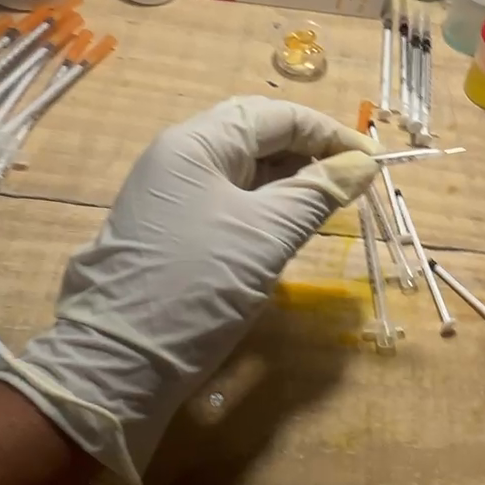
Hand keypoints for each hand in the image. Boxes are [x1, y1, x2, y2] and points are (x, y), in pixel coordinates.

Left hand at [0, 96, 380, 484]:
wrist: (113, 368)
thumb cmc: (195, 286)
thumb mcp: (267, 235)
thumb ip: (318, 192)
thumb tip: (363, 165)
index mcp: (196, 142)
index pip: (276, 116)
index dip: (328, 133)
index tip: (370, 160)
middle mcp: (179, 155)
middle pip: (257, 133)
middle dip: (309, 149)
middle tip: (351, 175)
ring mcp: (171, 191)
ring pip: (244, 165)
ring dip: (290, 175)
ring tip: (329, 197)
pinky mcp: (171, 224)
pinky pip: (229, 194)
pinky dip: (266, 199)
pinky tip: (291, 218)